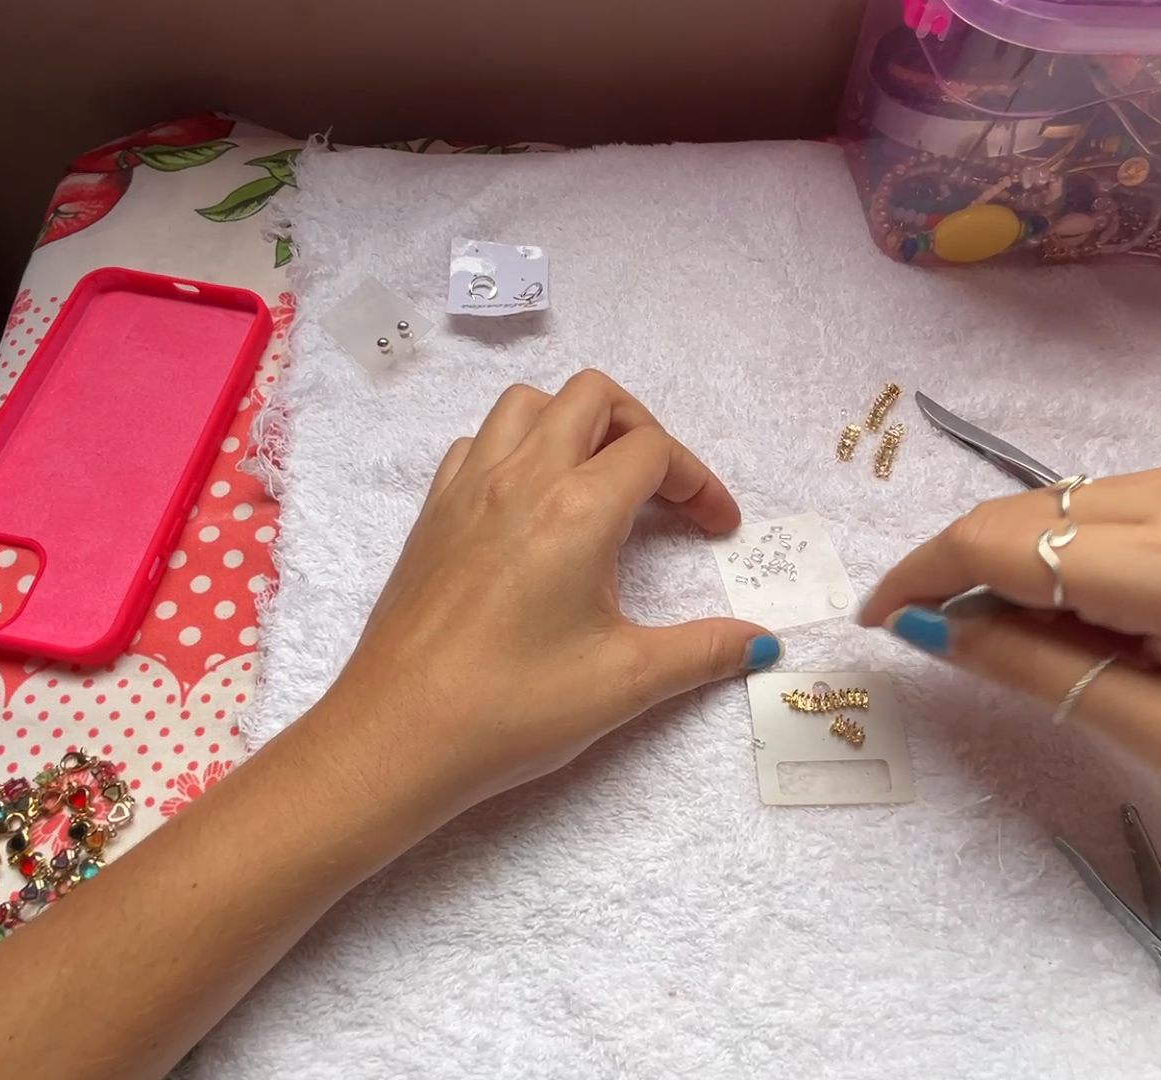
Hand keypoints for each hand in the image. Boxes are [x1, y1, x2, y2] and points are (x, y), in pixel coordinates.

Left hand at [316, 370, 779, 809]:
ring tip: (597, 481)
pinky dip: (517, 449)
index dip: (700, 482)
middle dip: (642, 429)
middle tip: (662, 490)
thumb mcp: (625, 681)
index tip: (718, 529)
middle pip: (593, 397)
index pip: (653, 452)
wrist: (395, 737)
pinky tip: (529, 503)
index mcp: (575, 509)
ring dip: (575, 425)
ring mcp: (467, 487)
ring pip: (528, 405)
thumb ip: (705, 651)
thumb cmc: (513, 708)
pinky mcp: (433, 510)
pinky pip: (479, 443)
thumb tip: (765, 646)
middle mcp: (520, 477)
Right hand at [861, 449, 1160, 864]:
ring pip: (1048, 504)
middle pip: (1018, 515)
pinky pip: (1091, 502)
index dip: (922, 574)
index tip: (879, 616)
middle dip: (957, 570)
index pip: (1004, 544)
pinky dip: (1055, 549)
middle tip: (940, 633)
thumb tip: (930, 626)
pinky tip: (1082, 600)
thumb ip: (1038, 671)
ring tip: (1026, 630)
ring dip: (1008, 563)